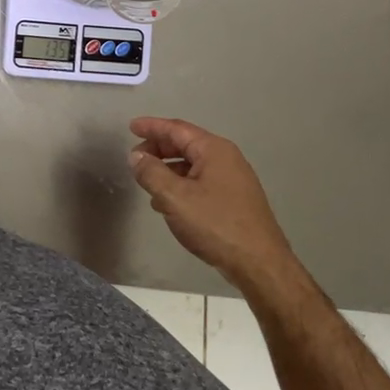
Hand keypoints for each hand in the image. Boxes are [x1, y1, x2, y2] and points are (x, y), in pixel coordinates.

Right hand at [128, 117, 300, 290]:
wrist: (259, 263)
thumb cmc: (215, 224)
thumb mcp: (174, 197)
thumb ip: (151, 173)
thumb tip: (137, 157)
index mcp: (214, 150)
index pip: (177, 129)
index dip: (152, 126)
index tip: (130, 127)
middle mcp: (227, 159)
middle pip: (186, 144)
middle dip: (158, 148)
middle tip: (135, 158)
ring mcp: (234, 180)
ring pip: (193, 165)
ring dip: (168, 169)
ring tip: (147, 182)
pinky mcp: (235, 200)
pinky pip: (201, 182)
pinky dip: (181, 184)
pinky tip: (168, 203)